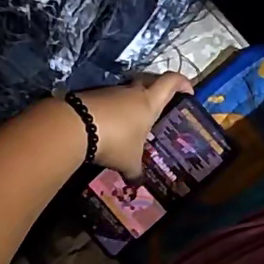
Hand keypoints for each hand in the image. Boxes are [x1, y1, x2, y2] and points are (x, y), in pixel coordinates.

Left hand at [73, 72, 192, 176]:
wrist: (75, 126)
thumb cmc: (115, 141)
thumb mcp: (129, 161)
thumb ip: (135, 171)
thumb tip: (137, 184)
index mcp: (149, 102)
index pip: (171, 81)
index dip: (182, 83)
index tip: (188, 92)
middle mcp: (132, 92)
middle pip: (150, 80)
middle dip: (157, 88)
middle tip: (161, 104)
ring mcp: (111, 92)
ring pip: (127, 91)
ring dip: (131, 102)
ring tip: (132, 123)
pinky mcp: (92, 95)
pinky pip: (109, 101)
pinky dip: (113, 111)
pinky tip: (110, 128)